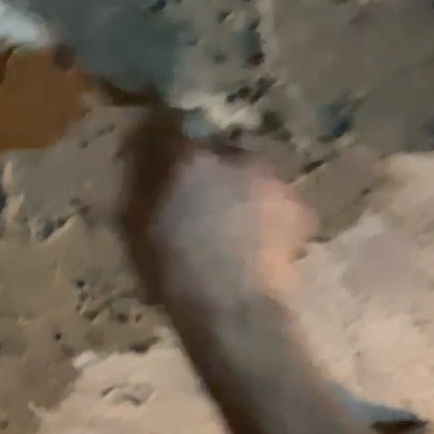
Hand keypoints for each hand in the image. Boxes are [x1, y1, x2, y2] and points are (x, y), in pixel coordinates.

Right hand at [122, 110, 315, 317]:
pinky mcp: (300, 208)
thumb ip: (140, 179)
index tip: (151, 150)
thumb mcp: (134, 222)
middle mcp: (235, 157)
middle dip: (203, 165)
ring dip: (234, 186)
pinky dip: (260, 210)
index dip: (159, 137)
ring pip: (247, 173)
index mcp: (189, 157)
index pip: (170, 126)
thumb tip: (142, 151)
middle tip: (191, 195)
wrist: (233, 307)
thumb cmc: (170, 265)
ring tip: (223, 220)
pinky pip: (270, 200)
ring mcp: (273, 181)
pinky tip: (249, 238)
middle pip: (214, 149)